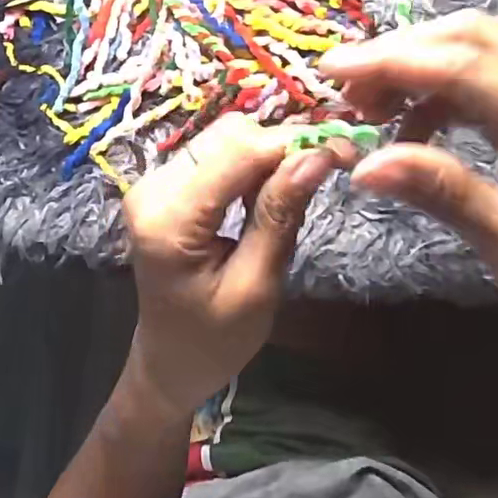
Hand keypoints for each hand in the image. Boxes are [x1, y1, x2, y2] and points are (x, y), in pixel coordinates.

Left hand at [119, 114, 340, 413]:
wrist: (170, 361)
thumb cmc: (214, 341)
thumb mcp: (256, 286)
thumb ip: (279, 216)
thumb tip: (316, 156)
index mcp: (168, 220)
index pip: (236, 154)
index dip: (292, 143)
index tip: (345, 149)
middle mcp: (152, 188)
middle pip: (228, 136)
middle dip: (282, 146)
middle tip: (329, 166)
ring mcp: (154, 183)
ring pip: (223, 138)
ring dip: (268, 152)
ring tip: (301, 181)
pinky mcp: (164, 185)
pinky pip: (215, 153)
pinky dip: (250, 163)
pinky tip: (270, 187)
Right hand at [318, 9, 497, 337]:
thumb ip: (441, 193)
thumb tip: (363, 165)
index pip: (473, 68)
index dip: (397, 62)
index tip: (333, 70)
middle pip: (475, 39)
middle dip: (401, 53)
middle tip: (344, 87)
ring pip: (475, 50)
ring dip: (414, 67)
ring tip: (368, 107)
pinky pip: (481, 76)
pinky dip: (433, 90)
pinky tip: (408, 124)